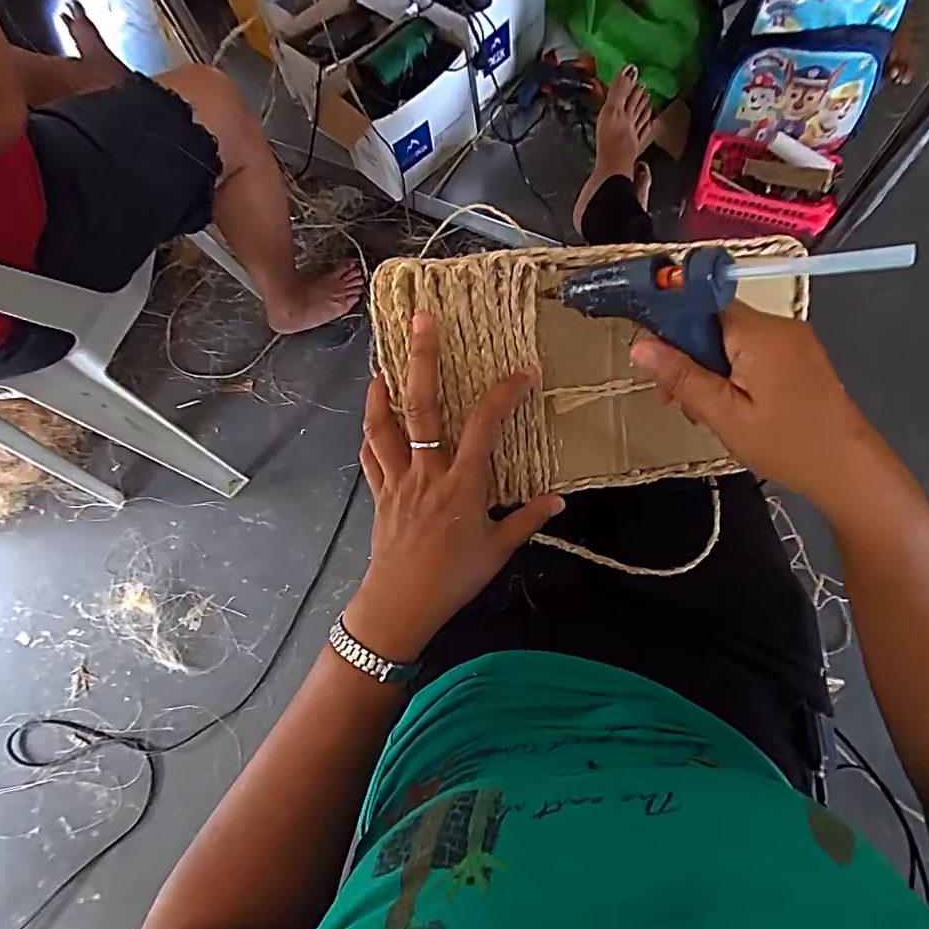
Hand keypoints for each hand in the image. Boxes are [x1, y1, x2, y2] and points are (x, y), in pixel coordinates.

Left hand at [345, 312, 565, 662]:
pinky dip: (370, 431)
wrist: (400, 606)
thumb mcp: (498, 550)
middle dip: (421, 360)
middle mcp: (427, 472)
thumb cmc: (454, 577)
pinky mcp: (379, 493)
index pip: (484, 426)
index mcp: (462, 484)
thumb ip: (527, 520)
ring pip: (384, 426)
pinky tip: (373, 415)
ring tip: (382, 363)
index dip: (503, 395)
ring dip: (382, 391)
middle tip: (421, 322)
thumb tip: (558, 501)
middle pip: (422, 407)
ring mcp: (398, 480)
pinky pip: (371, 456)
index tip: (521, 374)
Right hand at [629, 301, 879, 509]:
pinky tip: (729, 406)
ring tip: (704, 411)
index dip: (671, 324)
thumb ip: (682, 377)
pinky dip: (732, 374)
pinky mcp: (798, 357)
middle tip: (674, 400)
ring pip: (731, 340)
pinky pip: (752, 352)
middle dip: (688, 357)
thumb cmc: (789, 445)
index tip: (653, 357)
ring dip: (709, 369)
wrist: (847, 469)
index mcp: (760, 333)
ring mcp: (792, 341)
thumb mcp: (725, 416)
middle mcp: (778, 326)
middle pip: (715, 323)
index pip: (702, 304)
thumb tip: (641, 347)